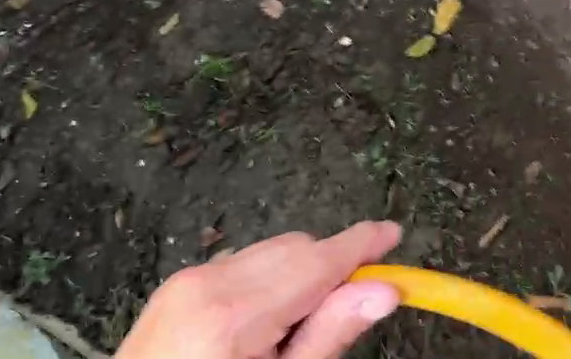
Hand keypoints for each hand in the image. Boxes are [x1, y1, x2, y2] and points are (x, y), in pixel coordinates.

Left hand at [114, 221, 402, 358]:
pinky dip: (266, 280)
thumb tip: (384, 291)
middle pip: (296, 249)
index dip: (361, 244)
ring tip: (294, 331)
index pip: (316, 260)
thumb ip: (328, 337)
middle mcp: (208, 282)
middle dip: (328, 267)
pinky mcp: (175, 287)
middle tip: (349, 309)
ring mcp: (186, 281)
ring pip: (270, 251)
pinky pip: (241, 264)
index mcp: (233, 315)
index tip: (395, 233)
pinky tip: (262, 324)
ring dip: (298, 273)